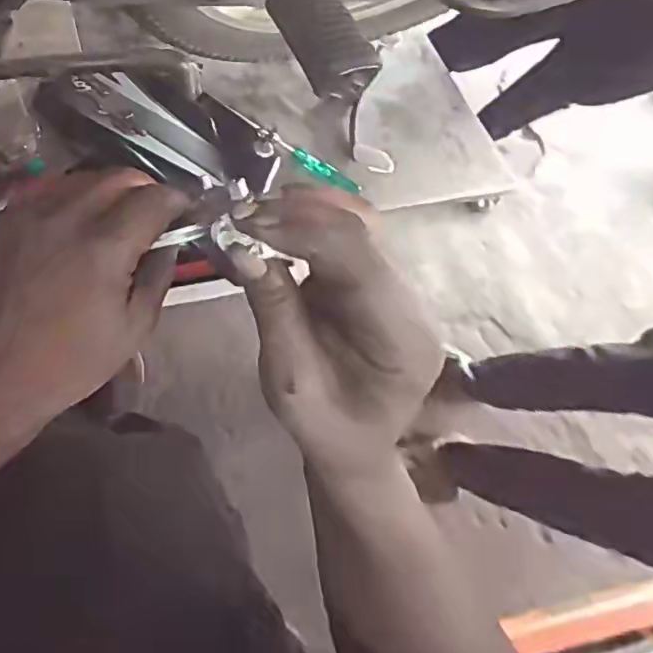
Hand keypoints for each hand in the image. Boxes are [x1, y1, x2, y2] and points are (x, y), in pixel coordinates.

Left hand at [0, 169, 189, 437]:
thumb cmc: (72, 359)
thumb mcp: (135, 328)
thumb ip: (159, 274)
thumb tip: (170, 241)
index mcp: (104, 248)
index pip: (154, 199)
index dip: (178, 201)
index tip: (186, 211)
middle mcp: (69, 218)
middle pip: (122, 177)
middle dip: (147, 189)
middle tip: (156, 214)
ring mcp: (36, 212)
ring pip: (89, 175)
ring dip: (113, 189)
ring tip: (121, 216)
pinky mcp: (13, 216)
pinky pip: (55, 186)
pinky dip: (76, 194)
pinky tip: (82, 219)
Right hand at [231, 188, 443, 477]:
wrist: (357, 445)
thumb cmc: (326, 426)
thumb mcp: (289, 379)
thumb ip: (273, 309)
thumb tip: (242, 247)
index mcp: (402, 334)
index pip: (355, 257)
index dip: (298, 230)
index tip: (244, 224)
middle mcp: (411, 298)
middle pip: (361, 229)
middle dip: (297, 213)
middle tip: (241, 213)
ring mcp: (399, 282)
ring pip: (358, 219)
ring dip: (303, 208)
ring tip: (255, 213)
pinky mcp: (378, 273)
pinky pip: (350, 229)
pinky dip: (310, 217)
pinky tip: (277, 220)